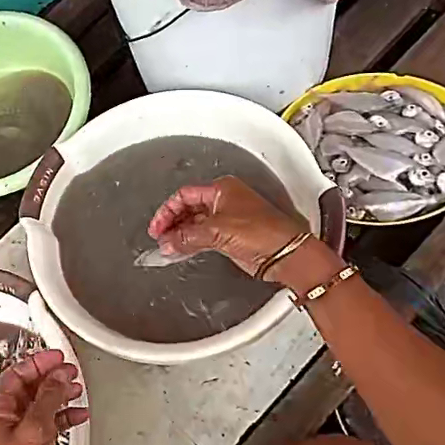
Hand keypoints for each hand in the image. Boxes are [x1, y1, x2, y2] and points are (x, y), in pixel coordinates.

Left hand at [0, 350, 87, 444]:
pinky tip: (77, 413)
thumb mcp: (35, 432)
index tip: (56, 356)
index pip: (16, 376)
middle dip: (50, 377)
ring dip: (59, 394)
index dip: (37, 363)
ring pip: (41, 404)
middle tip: (70, 370)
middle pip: (29, 387)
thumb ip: (47, 400)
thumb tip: (56, 378)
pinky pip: (49, 422)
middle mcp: (5, 421)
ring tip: (76, 388)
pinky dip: (63, 415)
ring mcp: (20, 435)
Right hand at [147, 175, 308, 278]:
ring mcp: (228, 218)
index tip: (157, 227)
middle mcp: (225, 200)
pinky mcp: (231, 235)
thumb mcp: (216, 230)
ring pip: (194, 223)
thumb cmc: (263, 233)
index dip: (167, 211)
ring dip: (180, 235)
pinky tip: (181, 250)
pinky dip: (190, 243)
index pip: (183, 195)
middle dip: (172, 224)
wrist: (287, 255)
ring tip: (168, 246)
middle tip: (160, 238)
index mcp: (222, 189)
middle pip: (188, 208)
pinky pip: (203, 236)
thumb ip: (186, 236)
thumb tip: (167, 242)